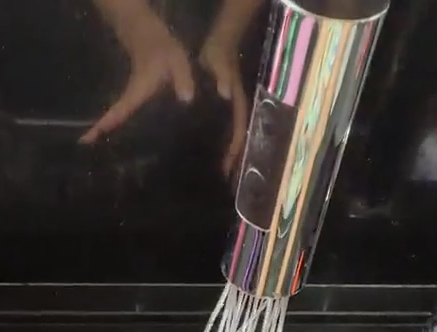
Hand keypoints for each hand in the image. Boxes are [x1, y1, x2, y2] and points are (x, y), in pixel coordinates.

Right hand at [83, 3, 195, 144]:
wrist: (147, 34)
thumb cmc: (160, 48)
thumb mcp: (176, 60)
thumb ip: (182, 78)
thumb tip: (186, 99)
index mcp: (137, 93)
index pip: (117, 113)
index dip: (103, 126)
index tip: (85, 140)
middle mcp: (130, 99)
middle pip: (114, 122)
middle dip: (101, 137)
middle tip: (90, 157)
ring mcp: (131, 98)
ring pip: (119, 119)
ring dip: (110, 134)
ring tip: (104, 155)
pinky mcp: (135, 97)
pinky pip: (126, 115)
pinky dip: (121, 125)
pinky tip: (128, 141)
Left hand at [198, 32, 248, 175]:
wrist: (217, 45)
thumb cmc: (220, 56)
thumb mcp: (221, 64)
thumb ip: (224, 77)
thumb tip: (226, 92)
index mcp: (237, 107)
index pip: (238, 133)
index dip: (233, 152)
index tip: (227, 169)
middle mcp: (233, 114)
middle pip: (233, 143)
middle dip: (230, 162)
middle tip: (220, 182)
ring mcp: (225, 115)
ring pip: (225, 141)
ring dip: (220, 157)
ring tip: (210, 177)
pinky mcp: (215, 113)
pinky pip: (214, 134)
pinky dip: (209, 146)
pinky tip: (198, 156)